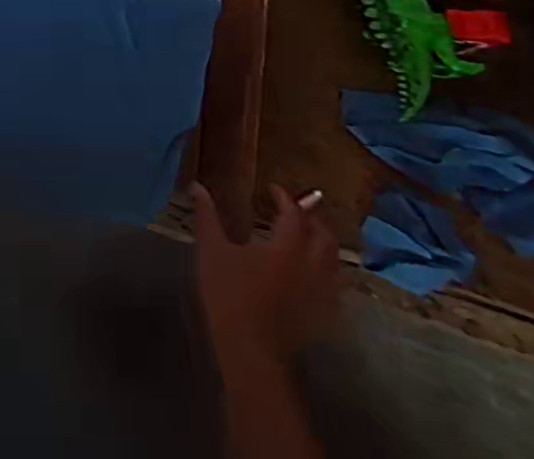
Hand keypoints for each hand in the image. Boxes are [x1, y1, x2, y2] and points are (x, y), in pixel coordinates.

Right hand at [192, 184, 339, 366]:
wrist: (252, 345)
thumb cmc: (228, 292)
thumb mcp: (211, 250)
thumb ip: (207, 217)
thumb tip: (197, 186)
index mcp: (286, 247)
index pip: (294, 215)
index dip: (286, 199)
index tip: (274, 189)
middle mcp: (313, 266)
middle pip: (323, 236)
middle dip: (311, 219)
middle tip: (293, 210)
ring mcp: (324, 291)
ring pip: (335, 261)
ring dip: (324, 243)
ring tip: (308, 238)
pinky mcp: (326, 312)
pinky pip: (337, 284)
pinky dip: (329, 270)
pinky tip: (314, 272)